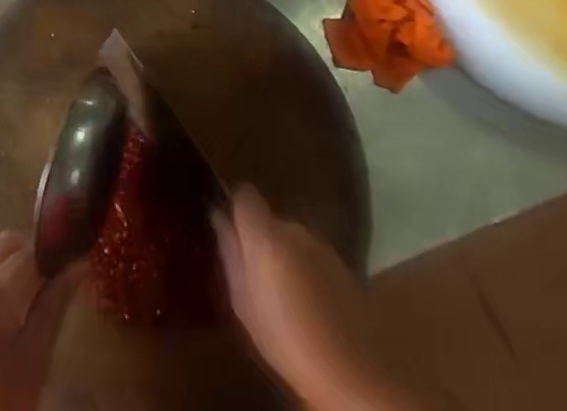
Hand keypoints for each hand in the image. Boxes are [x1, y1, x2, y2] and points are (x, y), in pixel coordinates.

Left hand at [0, 230, 82, 410]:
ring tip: (43, 285)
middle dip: (37, 250)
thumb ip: (55, 305)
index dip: (57, 250)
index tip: (79, 256)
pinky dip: (2, 271)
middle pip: (9, 243)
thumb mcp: (33, 360)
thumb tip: (79, 265)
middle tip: (63, 272)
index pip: (30, 251)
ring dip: (19, 259)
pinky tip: (16, 298)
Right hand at [214, 186, 420, 410]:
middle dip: (261, 238)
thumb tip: (220, 218)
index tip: (231, 227)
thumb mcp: (241, 300)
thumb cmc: (282, 337)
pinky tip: (309, 301)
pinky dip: (306, 267)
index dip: (236, 205)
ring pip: (292, 237)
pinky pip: (313, 254)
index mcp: (265, 236)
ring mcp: (322, 245)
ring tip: (284, 292)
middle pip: (270, 218)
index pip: (245, 194)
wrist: (346, 371)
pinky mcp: (343, 263)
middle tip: (256, 274)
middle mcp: (294, 230)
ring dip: (285, 253)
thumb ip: (230, 252)